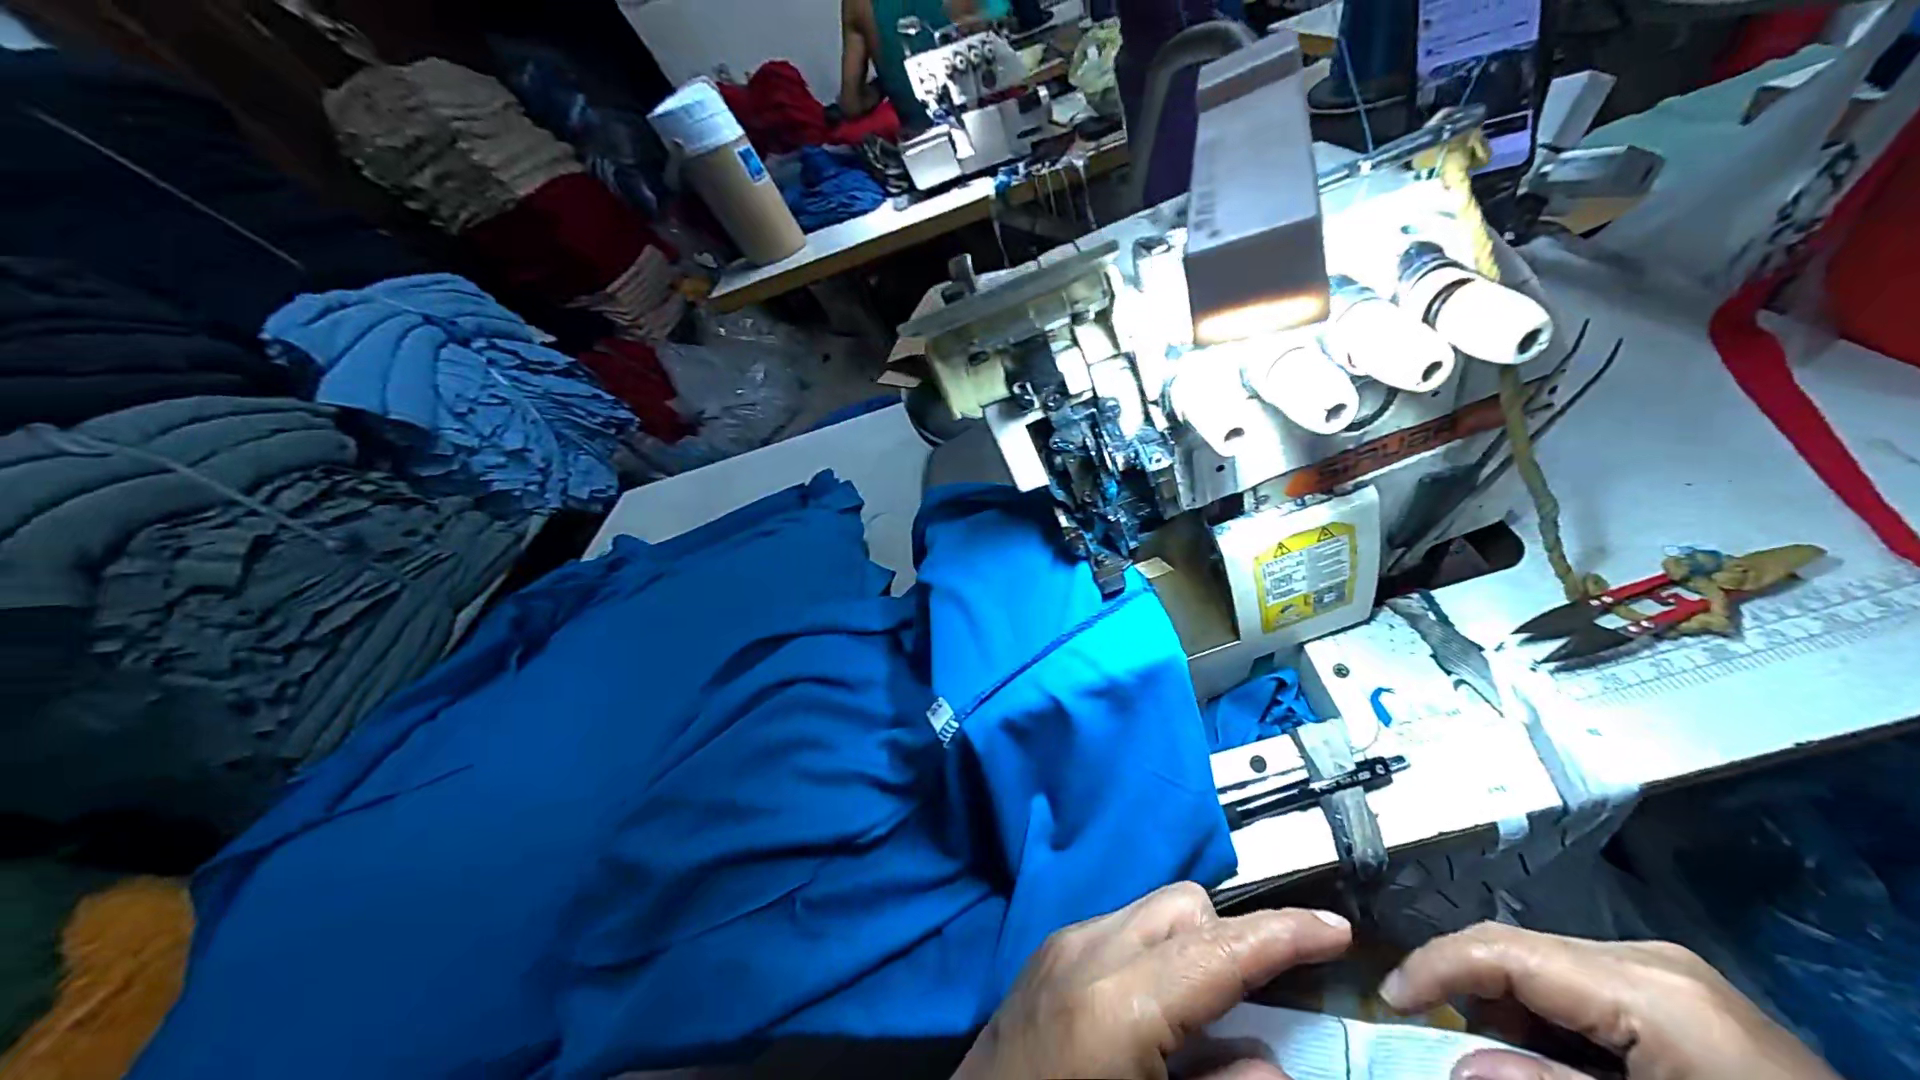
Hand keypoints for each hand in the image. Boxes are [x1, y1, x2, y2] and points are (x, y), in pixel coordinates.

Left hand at [953, 882, 1352, 1079]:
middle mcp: (1087, 949)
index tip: (1338, 930)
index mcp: (1117, 1001)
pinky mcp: (1046, 952)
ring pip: (1151, 909)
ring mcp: (1061, 944)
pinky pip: (1120, 927)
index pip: (1218, 948)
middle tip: (1268, 992)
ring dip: (1194, 942)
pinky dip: (1155, 949)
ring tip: (1212, 1004)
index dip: (1284, 933)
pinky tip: (1157, 1004)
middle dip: (1235, 936)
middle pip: (1184, 906)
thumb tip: (1270, 1060)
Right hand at [1378, 922, 1839, 1079]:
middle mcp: (1646, 958)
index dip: (1433, 967)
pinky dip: (1549, 1017)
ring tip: (1510, 1059)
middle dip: (1468, 990)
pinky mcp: (1678, 993)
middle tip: (1440, 1038)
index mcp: (1643, 984)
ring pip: (1540, 963)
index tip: (1389, 1000)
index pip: (1501, 948)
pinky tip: (1561, 1058)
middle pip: (1515, 948)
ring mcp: (1667, 971)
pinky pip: (1580, 984)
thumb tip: (1454, 1062)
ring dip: (1508, 1007)